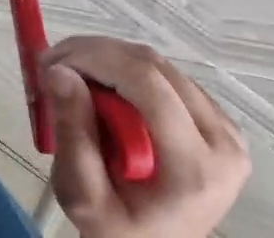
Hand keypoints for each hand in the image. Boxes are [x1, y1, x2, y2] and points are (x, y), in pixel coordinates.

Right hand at [44, 37, 250, 237]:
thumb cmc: (118, 228)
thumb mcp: (81, 195)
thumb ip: (73, 135)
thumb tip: (59, 71)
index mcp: (194, 166)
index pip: (147, 82)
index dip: (92, 58)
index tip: (49, 64)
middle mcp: (222, 142)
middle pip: (152, 66)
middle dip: (92, 53)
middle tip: (51, 67)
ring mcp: (225, 130)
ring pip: (157, 64)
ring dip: (106, 58)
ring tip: (71, 78)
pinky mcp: (217, 122)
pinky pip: (164, 76)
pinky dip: (123, 69)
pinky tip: (100, 88)